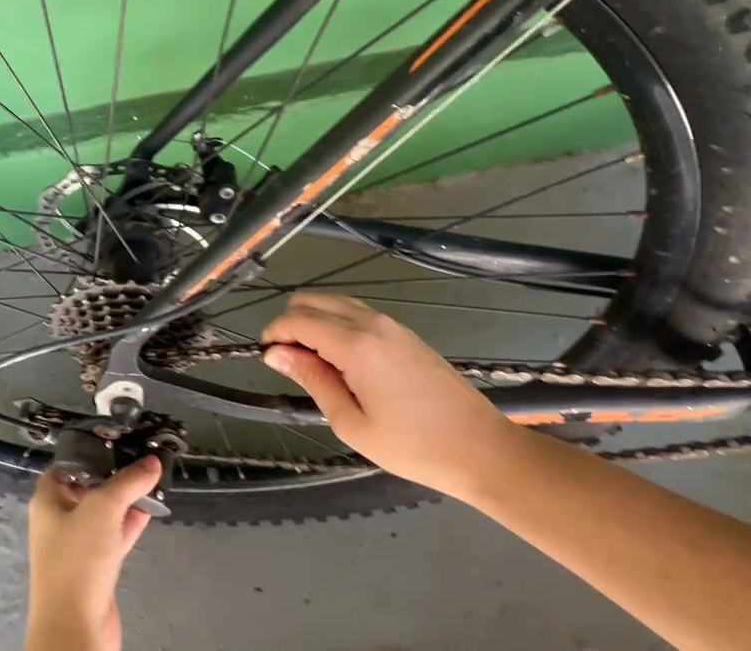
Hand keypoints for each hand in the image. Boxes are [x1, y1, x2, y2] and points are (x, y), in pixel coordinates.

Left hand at [25, 456, 161, 650]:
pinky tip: (149, 511)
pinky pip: (112, 537)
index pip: (64, 466)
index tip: (114, 441)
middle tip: (139, 459)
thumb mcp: (102, 508)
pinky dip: (129, 524)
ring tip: (151, 481)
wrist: (75, 626)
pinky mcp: (94, 568)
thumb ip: (128, 482)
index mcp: (47, 500)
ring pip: (102, 514)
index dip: (86, 453)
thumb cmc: (78, 558)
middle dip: (111, 476)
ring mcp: (76, 546)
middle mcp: (58, 520)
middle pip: (86, 488)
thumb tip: (152, 461)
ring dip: (124, 500)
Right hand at [260, 291, 525, 498]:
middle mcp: (372, 323)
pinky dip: (337, 325)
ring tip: (314, 365)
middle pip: (313, 300)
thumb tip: (276, 354)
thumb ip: (312, 380)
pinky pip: (357, 313)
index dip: (275, 334)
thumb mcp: (351, 423)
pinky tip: (342, 361)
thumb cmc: (413, 446)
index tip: (267, 359)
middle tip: (289, 363)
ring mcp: (392, 325)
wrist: (483, 450)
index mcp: (355, 344)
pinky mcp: (405, 334)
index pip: (298, 319)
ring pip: (335, 302)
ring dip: (314, 321)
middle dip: (291, 323)